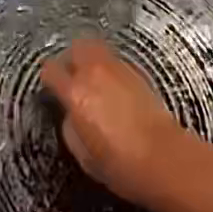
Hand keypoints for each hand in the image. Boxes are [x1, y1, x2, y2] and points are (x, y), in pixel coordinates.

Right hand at [38, 38, 188, 204]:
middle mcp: (94, 72)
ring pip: (95, 46)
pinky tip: (111, 87)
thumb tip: (70, 114)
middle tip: (71, 78)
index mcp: (75, 93)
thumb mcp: (83, 155)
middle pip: (74, 47)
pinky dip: (107, 66)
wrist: (164, 158)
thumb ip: (70, 126)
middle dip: (69, 59)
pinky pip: (113, 58)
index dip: (48, 78)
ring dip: (89, 58)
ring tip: (91, 78)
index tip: (50, 87)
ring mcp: (116, 68)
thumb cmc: (122, 164)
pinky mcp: (136, 70)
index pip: (51, 69)